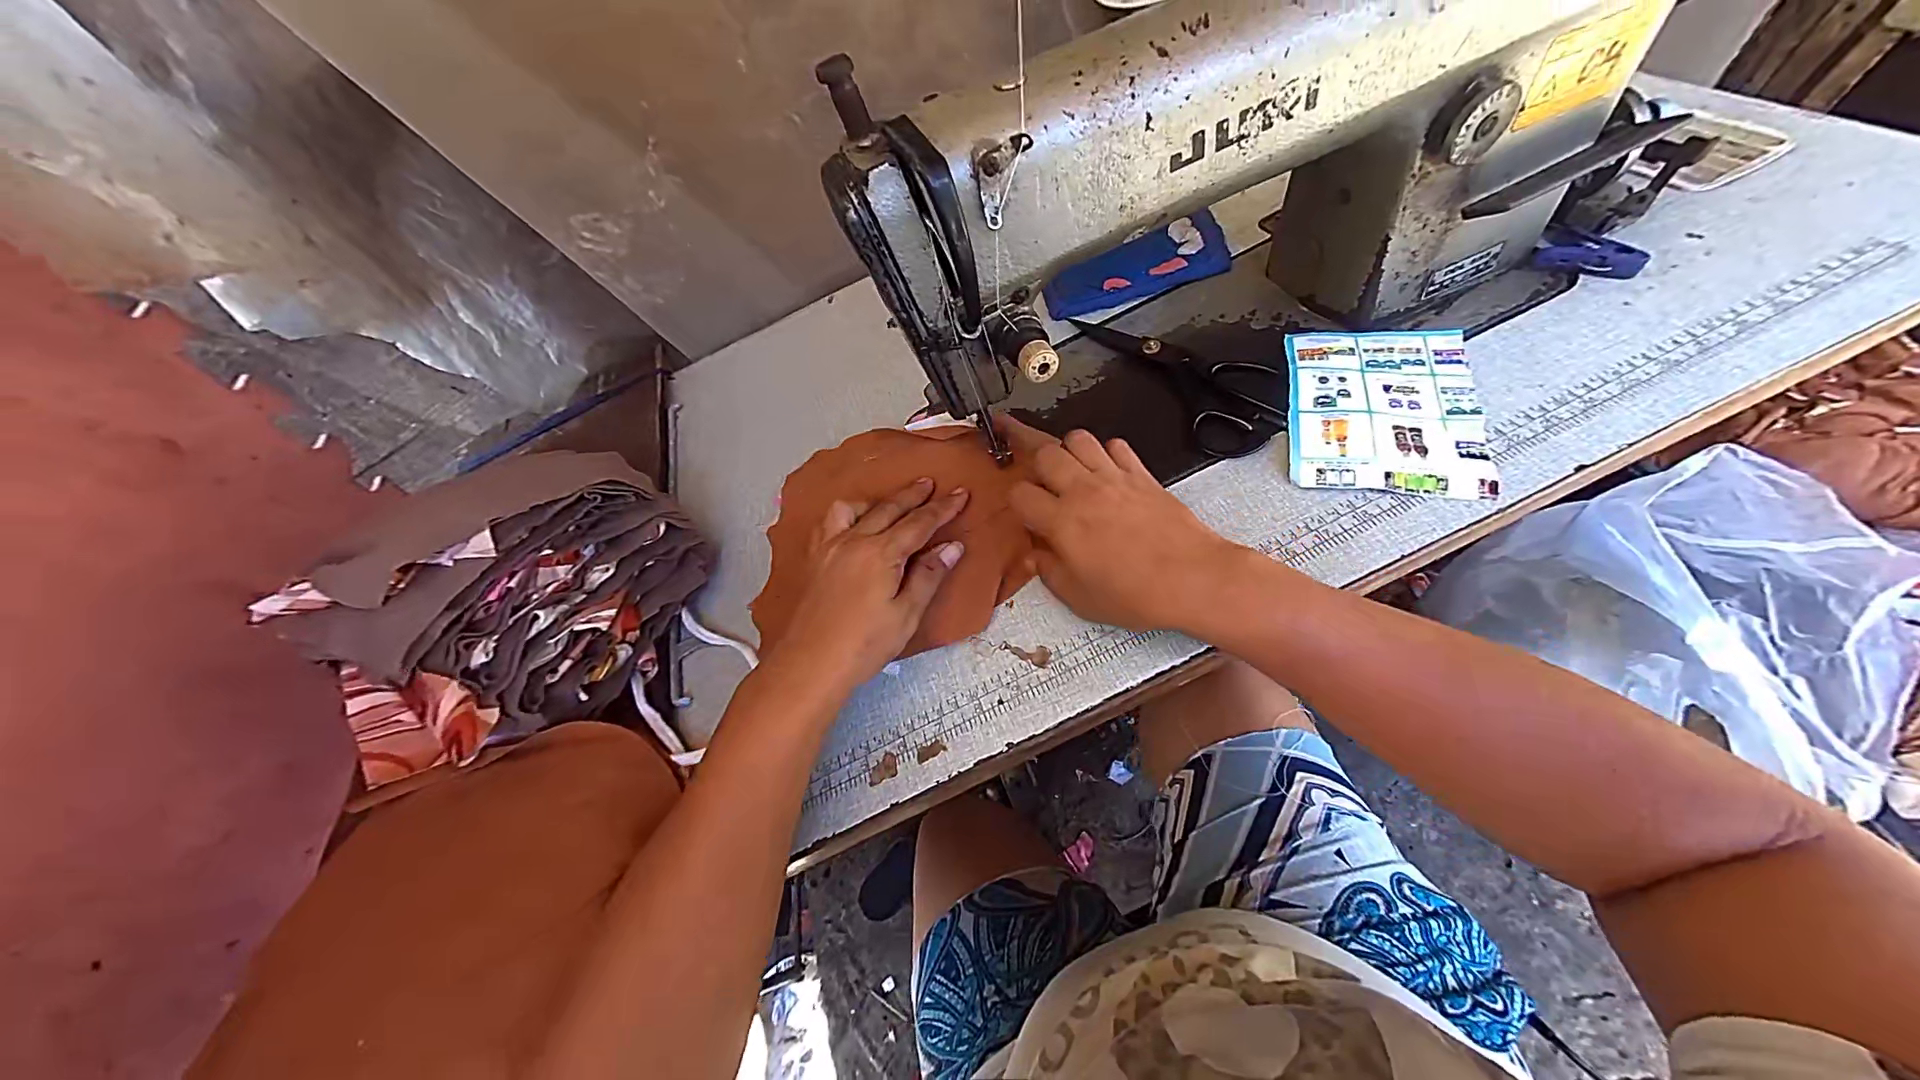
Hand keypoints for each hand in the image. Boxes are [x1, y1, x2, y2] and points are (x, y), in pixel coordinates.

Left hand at [766, 477, 968, 689]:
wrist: (810, 664)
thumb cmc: (862, 646)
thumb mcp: (906, 614)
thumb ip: (928, 576)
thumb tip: (951, 548)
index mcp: (880, 554)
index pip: (919, 523)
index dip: (943, 509)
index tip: (959, 496)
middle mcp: (853, 542)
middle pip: (890, 509)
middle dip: (914, 495)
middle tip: (930, 484)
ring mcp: (829, 548)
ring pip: (855, 509)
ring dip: (878, 500)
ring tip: (891, 502)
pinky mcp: (813, 559)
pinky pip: (830, 522)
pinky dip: (847, 513)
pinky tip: (851, 522)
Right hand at [1003, 418, 1247, 633]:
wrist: (1194, 580)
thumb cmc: (1141, 593)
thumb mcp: (1080, 598)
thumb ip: (1050, 572)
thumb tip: (1036, 558)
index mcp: (1063, 523)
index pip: (1020, 494)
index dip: (1018, 502)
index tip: (1027, 514)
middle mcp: (1085, 493)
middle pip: (1044, 453)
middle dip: (1036, 465)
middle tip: (1042, 482)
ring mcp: (1115, 479)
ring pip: (1078, 439)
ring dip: (1069, 451)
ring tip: (1071, 470)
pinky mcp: (1142, 476)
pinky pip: (1116, 446)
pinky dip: (1107, 453)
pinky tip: (1107, 472)